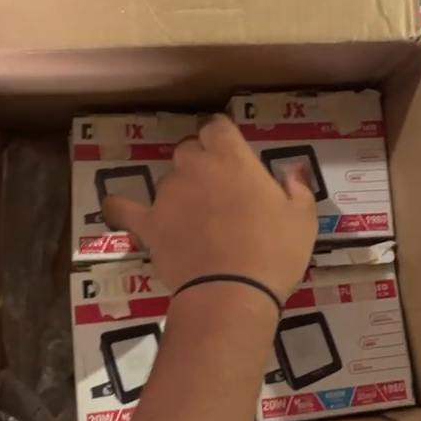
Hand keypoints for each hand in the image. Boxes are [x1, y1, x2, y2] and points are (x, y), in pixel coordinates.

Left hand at [101, 115, 318, 307]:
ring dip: (179, 190)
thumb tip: (294, 171)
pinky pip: (123, 208)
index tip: (231, 152)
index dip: (222, 137)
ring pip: (167, 179)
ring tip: (193, 218)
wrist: (232, 293)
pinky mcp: (148, 223)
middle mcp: (195, 166)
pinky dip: (121, 207)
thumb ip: (296, 188)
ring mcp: (167, 194)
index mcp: (232, 158)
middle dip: (200, 162)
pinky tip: (119, 209)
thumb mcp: (301, 219)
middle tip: (217, 190)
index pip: (217, 126)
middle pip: (189, 149)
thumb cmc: (274, 252)